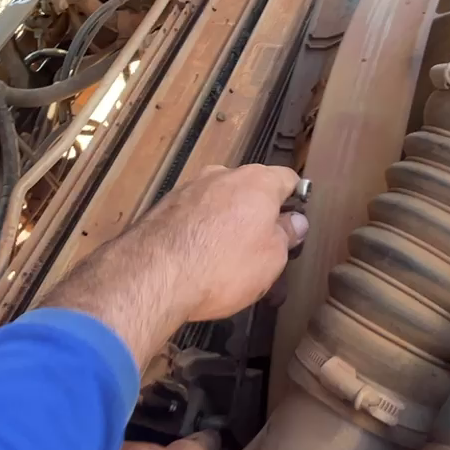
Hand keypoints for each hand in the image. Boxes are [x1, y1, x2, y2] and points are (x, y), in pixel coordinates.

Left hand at [129, 164, 306, 322]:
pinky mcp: (164, 205)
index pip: (286, 178)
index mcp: (257, 182)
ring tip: (224, 256)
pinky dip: (199, 228)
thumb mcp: (271, 259)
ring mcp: (190, 187)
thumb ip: (286, 235)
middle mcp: (223, 175)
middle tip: (260, 246)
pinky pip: (193, 213)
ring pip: (219, 200)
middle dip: (256, 212)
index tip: (294, 219)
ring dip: (226, 220)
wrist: (154, 274)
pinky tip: (197, 256)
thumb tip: (295, 221)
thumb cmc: (222, 266)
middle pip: (250, 188)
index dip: (294, 198)